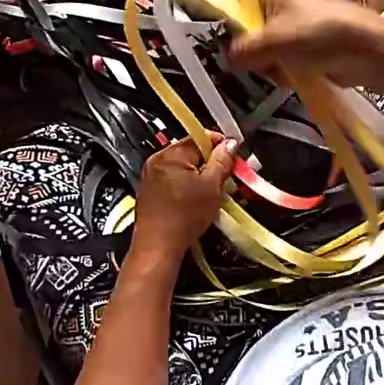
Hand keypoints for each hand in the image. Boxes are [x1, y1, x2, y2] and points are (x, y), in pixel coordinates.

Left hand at [131, 135, 238, 255]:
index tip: (234, 158)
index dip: (220, 145)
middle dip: (210, 162)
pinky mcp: (150, 190)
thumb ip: (222, 161)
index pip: (200, 137)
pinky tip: (195, 199)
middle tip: (225, 177)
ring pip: (183, 166)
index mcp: (171, 154)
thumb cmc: (184, 217)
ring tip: (212, 190)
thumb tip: (230, 143)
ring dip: (199, 174)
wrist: (158, 247)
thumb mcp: (211, 187)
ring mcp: (151, 175)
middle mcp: (157, 160)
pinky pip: (173, 178)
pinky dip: (186, 184)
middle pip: (191, 151)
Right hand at [228, 0, 383, 86]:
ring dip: (274, 65)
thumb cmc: (318, 35)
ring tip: (287, 71)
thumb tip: (231, 58)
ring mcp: (300, 24)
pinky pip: (288, 59)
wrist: (368, 50)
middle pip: (252, 29)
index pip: (237, 0)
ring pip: (270, 49)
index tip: (231, 44)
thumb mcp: (273, 42)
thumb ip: (244, 49)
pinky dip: (290, 70)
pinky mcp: (313, 44)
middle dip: (257, 51)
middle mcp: (284, 2)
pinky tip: (299, 76)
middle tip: (264, 62)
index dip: (231, 22)